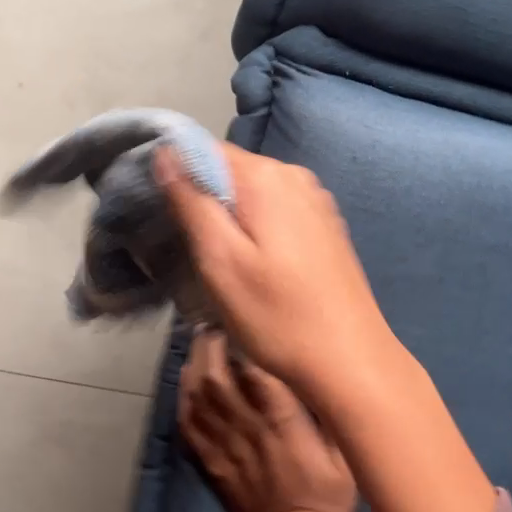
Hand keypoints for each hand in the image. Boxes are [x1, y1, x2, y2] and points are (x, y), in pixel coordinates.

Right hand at [158, 144, 399, 400]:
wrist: (350, 361)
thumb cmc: (278, 316)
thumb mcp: (220, 261)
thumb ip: (192, 202)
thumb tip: (168, 154)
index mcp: (267, 177)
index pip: (205, 150)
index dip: (177, 174)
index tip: (161, 214)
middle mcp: (295, 176)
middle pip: (230, 171)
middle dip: (204, 200)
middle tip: (188, 248)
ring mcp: (315, 200)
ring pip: (253, 194)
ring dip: (230, 218)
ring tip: (218, 262)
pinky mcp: (325, 225)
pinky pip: (276, 211)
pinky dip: (256, 228)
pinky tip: (253, 267)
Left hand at [178, 331, 356, 511]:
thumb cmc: (326, 491)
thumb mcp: (344, 448)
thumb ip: (332, 409)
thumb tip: (326, 370)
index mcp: (282, 420)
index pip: (254, 371)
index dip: (243, 340)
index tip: (243, 318)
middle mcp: (248, 427)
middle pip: (217, 378)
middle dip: (210, 344)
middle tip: (214, 322)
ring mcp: (225, 445)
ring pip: (198, 397)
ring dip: (194, 364)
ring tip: (199, 341)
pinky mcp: (211, 461)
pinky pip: (188, 424)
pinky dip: (182, 397)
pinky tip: (186, 377)